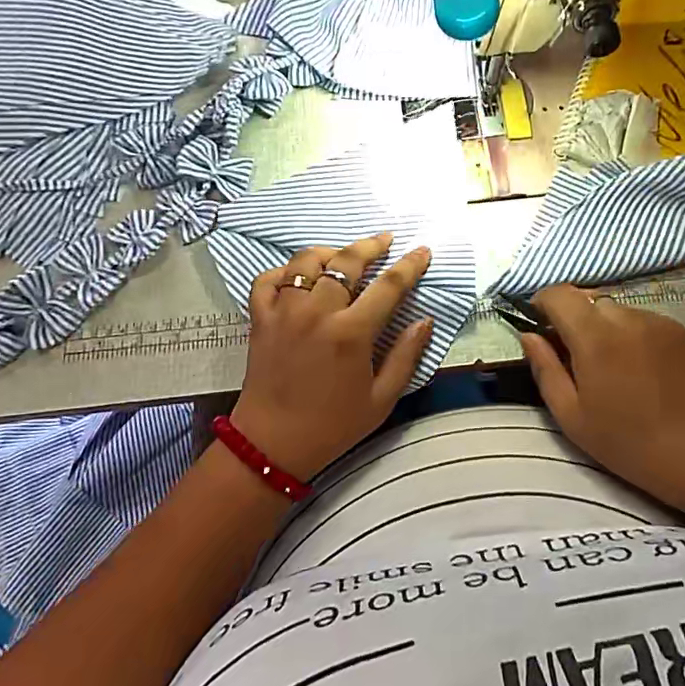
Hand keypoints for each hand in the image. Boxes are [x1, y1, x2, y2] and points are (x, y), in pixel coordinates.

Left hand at [231, 233, 432, 480]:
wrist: (272, 444)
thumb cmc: (333, 425)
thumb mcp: (382, 398)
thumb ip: (406, 356)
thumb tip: (425, 321)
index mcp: (351, 333)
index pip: (388, 286)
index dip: (410, 265)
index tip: (422, 251)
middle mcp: (316, 312)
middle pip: (347, 261)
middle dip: (372, 245)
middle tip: (386, 241)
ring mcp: (284, 312)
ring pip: (306, 262)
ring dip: (329, 253)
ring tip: (343, 256)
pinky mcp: (259, 319)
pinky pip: (268, 280)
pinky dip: (285, 271)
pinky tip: (299, 276)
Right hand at [520, 285, 684, 513]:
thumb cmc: (629, 444)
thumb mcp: (572, 416)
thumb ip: (545, 369)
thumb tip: (527, 335)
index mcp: (595, 336)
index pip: (559, 294)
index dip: (542, 302)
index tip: (537, 325)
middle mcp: (626, 317)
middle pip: (588, 300)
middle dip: (573, 320)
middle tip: (573, 358)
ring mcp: (657, 321)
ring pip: (616, 310)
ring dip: (602, 327)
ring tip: (610, 370)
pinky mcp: (679, 331)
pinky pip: (641, 321)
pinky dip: (629, 335)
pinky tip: (638, 371)